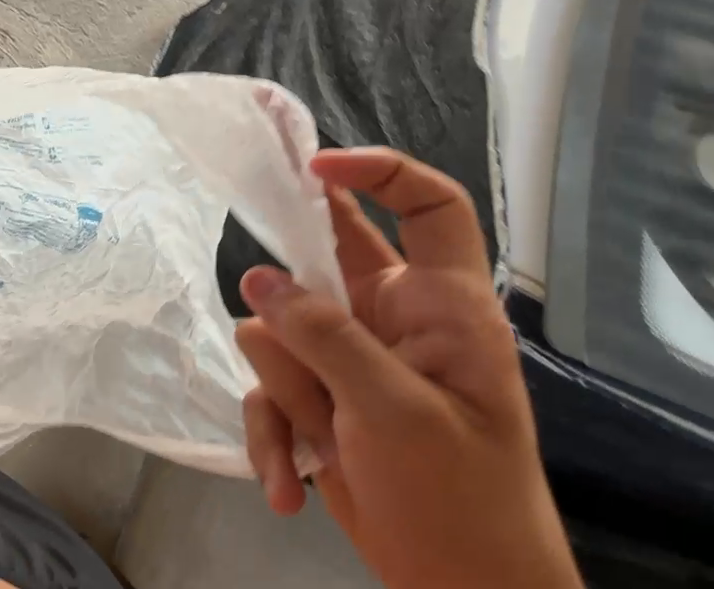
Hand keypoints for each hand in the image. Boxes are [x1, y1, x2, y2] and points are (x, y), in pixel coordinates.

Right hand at [236, 147, 580, 588]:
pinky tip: (288, 482)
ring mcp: (345, 356)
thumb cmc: (457, 496)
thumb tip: (256, 276)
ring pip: (275, 331)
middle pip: (323, 259)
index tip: (311, 167)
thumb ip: (324, 337)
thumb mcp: (394, 412)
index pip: (429, 210)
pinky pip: (264, 387)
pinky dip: (271, 434)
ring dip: (284, 390)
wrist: (456, 588)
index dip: (380, 172)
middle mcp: (389, 319)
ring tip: (316, 441)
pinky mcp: (314, 394)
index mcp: (441, 307)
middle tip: (260, 279)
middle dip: (290, 284)